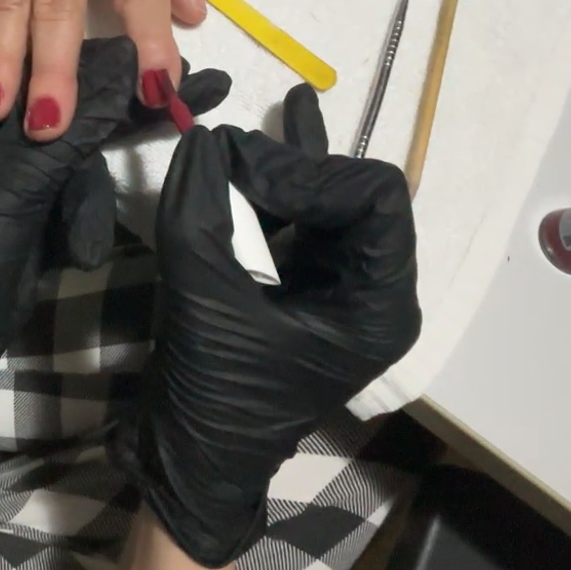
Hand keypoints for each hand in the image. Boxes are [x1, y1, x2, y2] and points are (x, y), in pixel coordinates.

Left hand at [0, 38, 229, 420]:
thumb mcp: (25, 175)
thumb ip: (77, 123)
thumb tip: (128, 61)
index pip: (70, 76)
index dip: (126, 69)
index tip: (183, 66)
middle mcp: (17, 133)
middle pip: (90, 112)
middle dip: (140, 110)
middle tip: (209, 89)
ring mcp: (33, 176)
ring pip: (93, 162)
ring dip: (99, 194)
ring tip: (113, 204)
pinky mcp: (48, 211)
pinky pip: (87, 200)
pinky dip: (89, 224)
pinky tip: (79, 251)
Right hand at [111, 85, 420, 566]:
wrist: (194, 453)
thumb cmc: (212, 386)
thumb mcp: (200, 291)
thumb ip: (199, 207)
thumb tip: (206, 137)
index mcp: (375, 304)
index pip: (376, 198)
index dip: (311, 174)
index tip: (246, 182)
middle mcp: (372, 290)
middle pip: (354, 194)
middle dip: (292, 168)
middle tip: (230, 158)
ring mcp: (340, 286)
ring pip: (330, 200)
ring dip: (290, 166)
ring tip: (275, 116)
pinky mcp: (306, 284)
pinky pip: (302, 220)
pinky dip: (281, 184)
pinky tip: (282, 128)